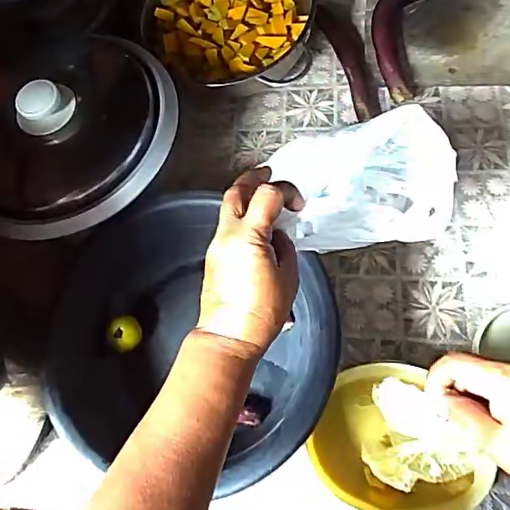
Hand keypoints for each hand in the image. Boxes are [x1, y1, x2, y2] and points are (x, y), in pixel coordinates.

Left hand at [196, 168, 302, 361]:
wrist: (228, 335)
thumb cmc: (259, 313)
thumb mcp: (288, 277)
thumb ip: (285, 248)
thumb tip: (279, 236)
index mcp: (249, 236)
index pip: (267, 194)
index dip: (286, 191)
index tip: (297, 203)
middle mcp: (227, 235)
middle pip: (236, 191)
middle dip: (254, 178)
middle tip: (268, 174)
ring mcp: (216, 245)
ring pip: (226, 208)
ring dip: (245, 197)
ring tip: (263, 199)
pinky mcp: (213, 257)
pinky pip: (226, 227)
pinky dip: (240, 218)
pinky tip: (255, 228)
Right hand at [426, 352, 509, 509]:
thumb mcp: (494, 443)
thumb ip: (461, 415)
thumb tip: (444, 401)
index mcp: (507, 376)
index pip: (452, 362)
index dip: (433, 382)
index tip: (432, 407)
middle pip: (468, 365)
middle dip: (452, 389)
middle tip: (452, 422)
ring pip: (485, 375)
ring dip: (471, 396)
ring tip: (477, 430)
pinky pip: (503, 384)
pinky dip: (490, 399)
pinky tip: (499, 428)